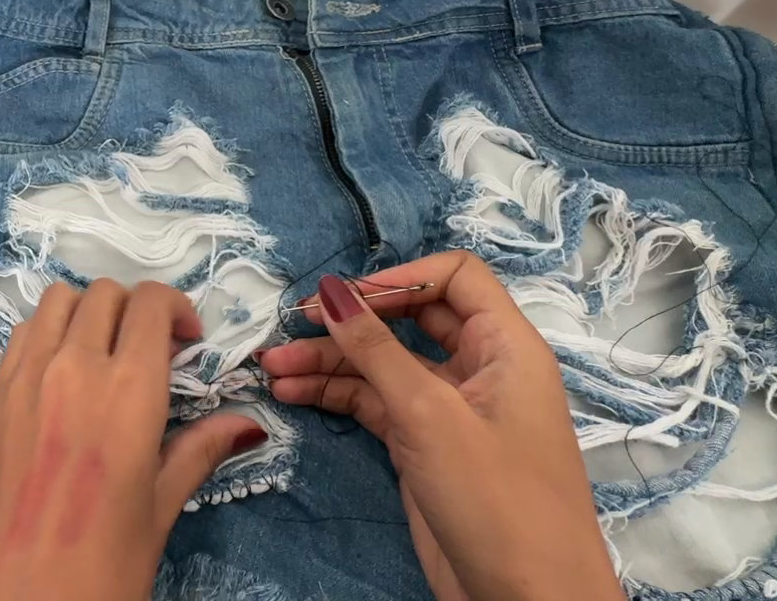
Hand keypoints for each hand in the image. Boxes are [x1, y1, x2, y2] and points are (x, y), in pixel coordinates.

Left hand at [0, 280, 267, 600]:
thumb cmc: (103, 565)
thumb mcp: (160, 505)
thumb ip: (199, 449)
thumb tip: (247, 424)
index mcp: (128, 390)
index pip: (151, 304)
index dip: (175, 308)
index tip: (186, 339)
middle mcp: (75, 365)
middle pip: (106, 293)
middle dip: (135, 309)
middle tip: (150, 348)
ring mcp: (28, 373)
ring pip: (59, 298)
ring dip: (88, 310)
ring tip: (103, 349)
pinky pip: (25, 330)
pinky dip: (49, 330)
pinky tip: (61, 369)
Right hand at [258, 253, 623, 600]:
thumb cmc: (496, 499)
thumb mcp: (427, 413)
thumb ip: (373, 346)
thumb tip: (329, 289)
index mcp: (504, 346)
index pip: (454, 277)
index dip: (400, 278)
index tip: (348, 298)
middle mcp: (477, 366)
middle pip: (406, 318)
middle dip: (349, 319)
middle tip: (296, 322)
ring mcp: (447, 405)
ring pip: (380, 361)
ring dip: (327, 360)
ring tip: (272, 366)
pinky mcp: (421, 440)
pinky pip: (372, 398)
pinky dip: (332, 392)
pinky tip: (290, 391)